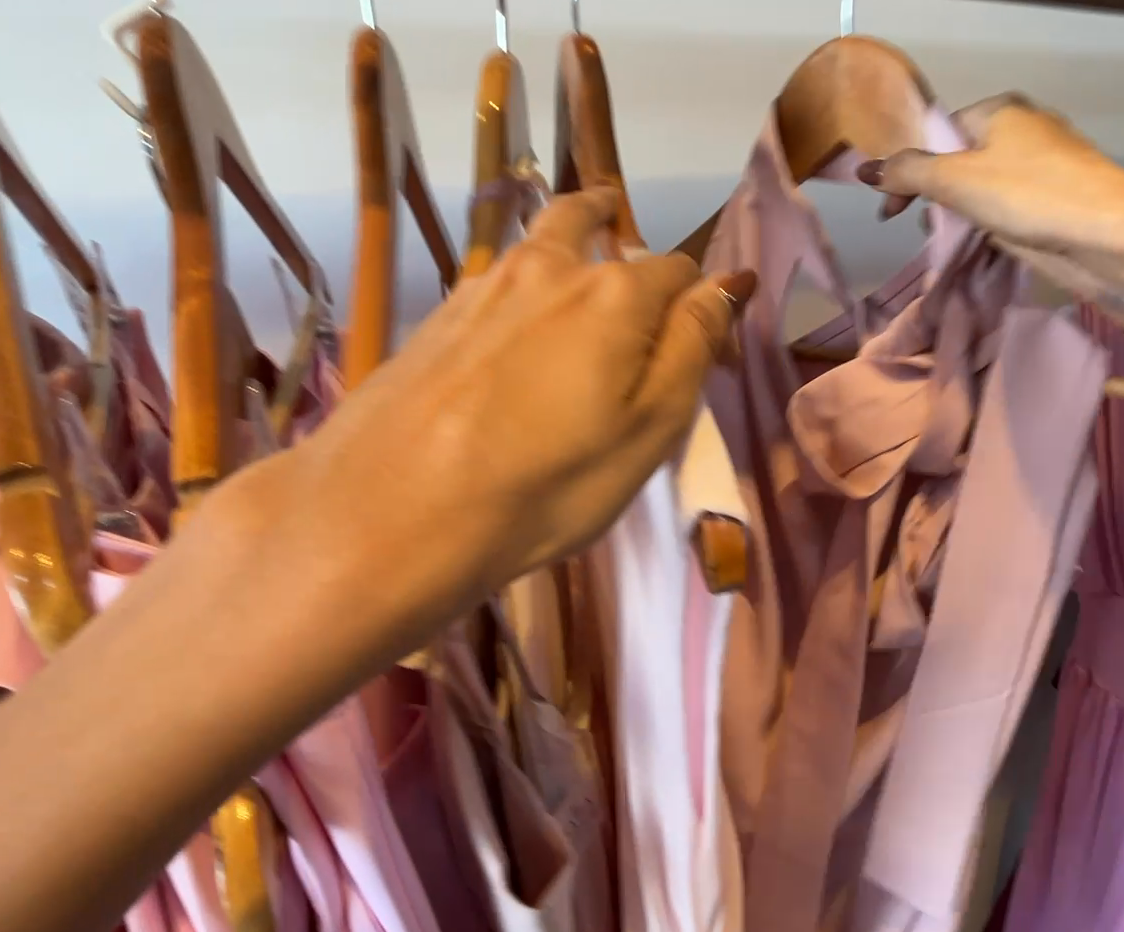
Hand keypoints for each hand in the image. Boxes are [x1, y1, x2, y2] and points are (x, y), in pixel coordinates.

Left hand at [218, 189, 754, 647]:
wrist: (397, 512)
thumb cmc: (551, 481)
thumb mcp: (651, 427)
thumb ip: (693, 346)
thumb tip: (726, 287)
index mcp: (615, 294)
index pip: (681, 274)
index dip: (704, 307)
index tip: (707, 354)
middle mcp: (548, 270)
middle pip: (599, 228)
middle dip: (631, 249)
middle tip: (644, 282)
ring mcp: (482, 288)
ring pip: (541, 246)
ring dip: (572, 245)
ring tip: (586, 270)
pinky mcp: (437, 319)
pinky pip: (498, 283)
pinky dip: (524, 286)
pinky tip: (520, 324)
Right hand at [858, 94, 1123, 261]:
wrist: (1106, 234)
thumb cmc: (1030, 195)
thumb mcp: (957, 180)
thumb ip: (910, 173)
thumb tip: (867, 169)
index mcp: (999, 111)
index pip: (940, 134)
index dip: (910, 171)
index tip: (892, 213)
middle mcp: (1022, 132)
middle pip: (960, 163)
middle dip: (935, 197)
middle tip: (924, 229)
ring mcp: (1042, 168)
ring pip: (984, 191)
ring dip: (962, 217)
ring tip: (952, 242)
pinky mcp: (1054, 203)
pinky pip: (1007, 211)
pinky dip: (989, 228)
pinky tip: (982, 247)